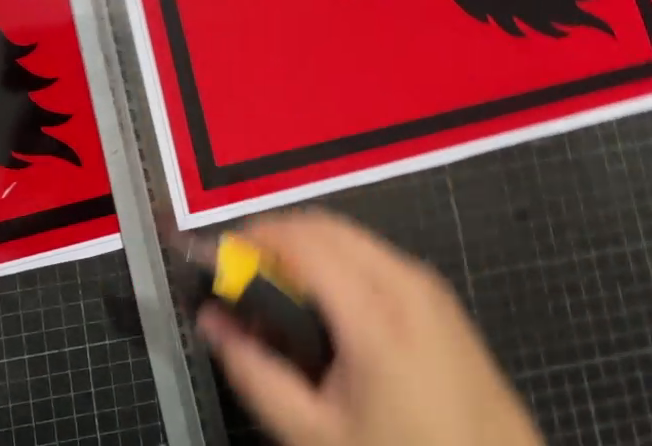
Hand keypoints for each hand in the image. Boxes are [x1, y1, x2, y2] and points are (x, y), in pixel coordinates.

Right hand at [199, 212, 543, 445]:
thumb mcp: (317, 436)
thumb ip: (256, 375)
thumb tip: (211, 321)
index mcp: (376, 314)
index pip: (302, 241)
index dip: (252, 239)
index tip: (219, 262)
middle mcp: (405, 281)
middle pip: (324, 226)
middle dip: (276, 238)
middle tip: (242, 279)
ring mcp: (428, 285)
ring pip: (350, 236)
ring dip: (306, 247)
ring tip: (280, 296)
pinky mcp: (440, 297)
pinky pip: (374, 255)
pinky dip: (337, 261)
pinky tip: (327, 308)